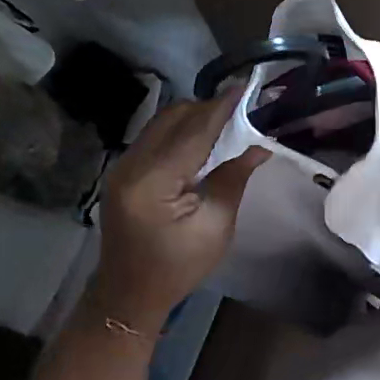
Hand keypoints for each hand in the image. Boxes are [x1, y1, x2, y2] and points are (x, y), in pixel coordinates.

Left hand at [91, 91, 270, 329]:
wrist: (128, 292)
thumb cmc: (177, 267)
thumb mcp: (215, 227)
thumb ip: (233, 179)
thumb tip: (258, 147)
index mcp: (154, 182)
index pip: (193, 133)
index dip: (220, 108)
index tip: (242, 87)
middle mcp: (131, 165)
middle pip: (172, 119)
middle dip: (205, 108)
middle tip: (237, 108)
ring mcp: (121, 166)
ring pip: (159, 123)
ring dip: (190, 117)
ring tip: (221, 120)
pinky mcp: (121, 170)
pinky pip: (151, 136)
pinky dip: (176, 130)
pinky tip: (196, 137)